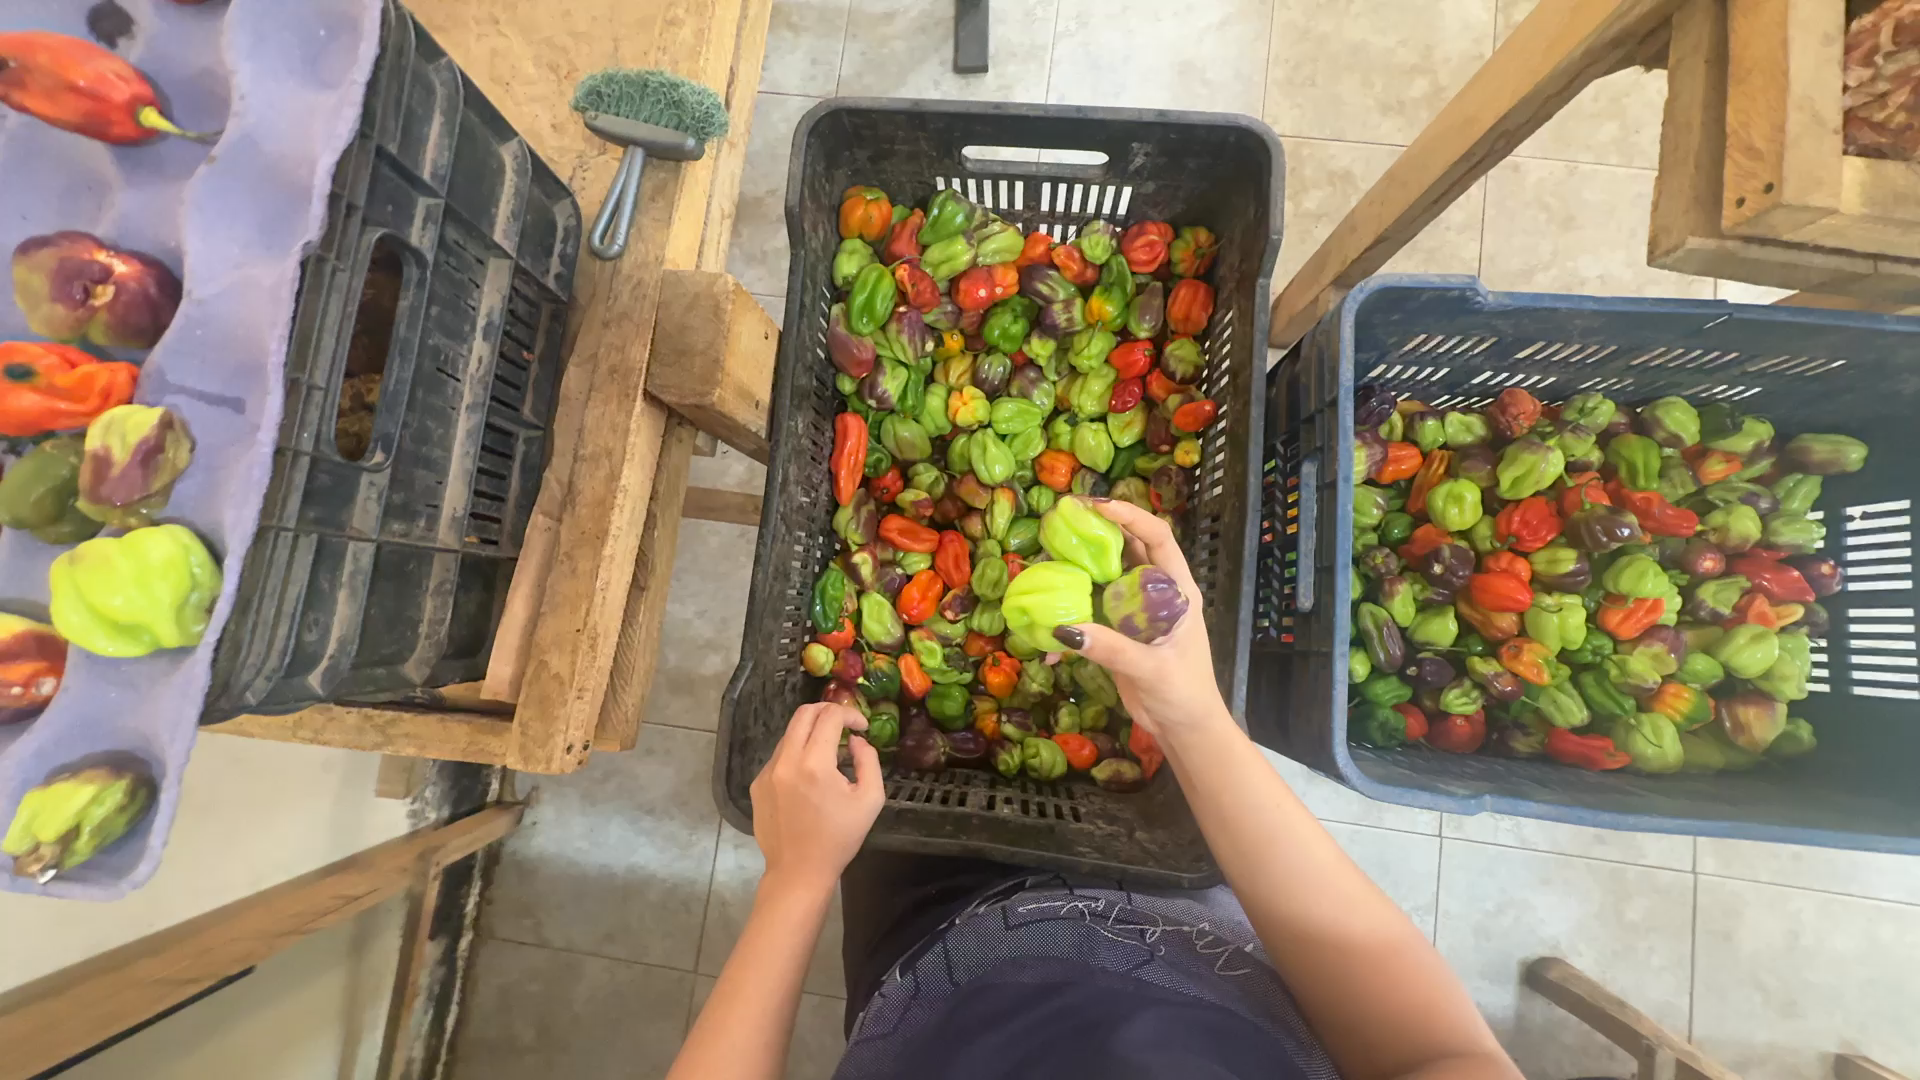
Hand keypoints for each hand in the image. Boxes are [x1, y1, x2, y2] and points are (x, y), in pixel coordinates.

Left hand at [750, 703, 883, 893]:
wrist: (798, 873)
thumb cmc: (839, 839)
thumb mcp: (870, 800)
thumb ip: (869, 760)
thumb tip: (855, 740)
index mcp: (815, 764)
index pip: (830, 716)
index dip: (850, 713)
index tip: (861, 727)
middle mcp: (786, 761)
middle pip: (804, 713)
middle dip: (828, 711)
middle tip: (845, 725)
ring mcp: (767, 772)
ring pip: (790, 733)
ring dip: (812, 733)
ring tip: (829, 753)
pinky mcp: (757, 784)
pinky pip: (780, 755)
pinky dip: (798, 753)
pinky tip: (809, 776)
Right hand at [1059, 500, 1232, 742]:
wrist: (1184, 728)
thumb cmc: (1184, 693)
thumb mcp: (1152, 670)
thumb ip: (1111, 649)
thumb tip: (1064, 630)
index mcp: (1177, 590)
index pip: (1158, 538)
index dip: (1132, 517)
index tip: (1099, 506)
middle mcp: (1154, 591)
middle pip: (1125, 548)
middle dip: (1096, 531)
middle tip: (1062, 519)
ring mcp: (1134, 609)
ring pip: (1103, 575)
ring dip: (1077, 566)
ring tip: (1045, 555)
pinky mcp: (1116, 629)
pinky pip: (1089, 609)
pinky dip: (1069, 613)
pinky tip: (1046, 625)